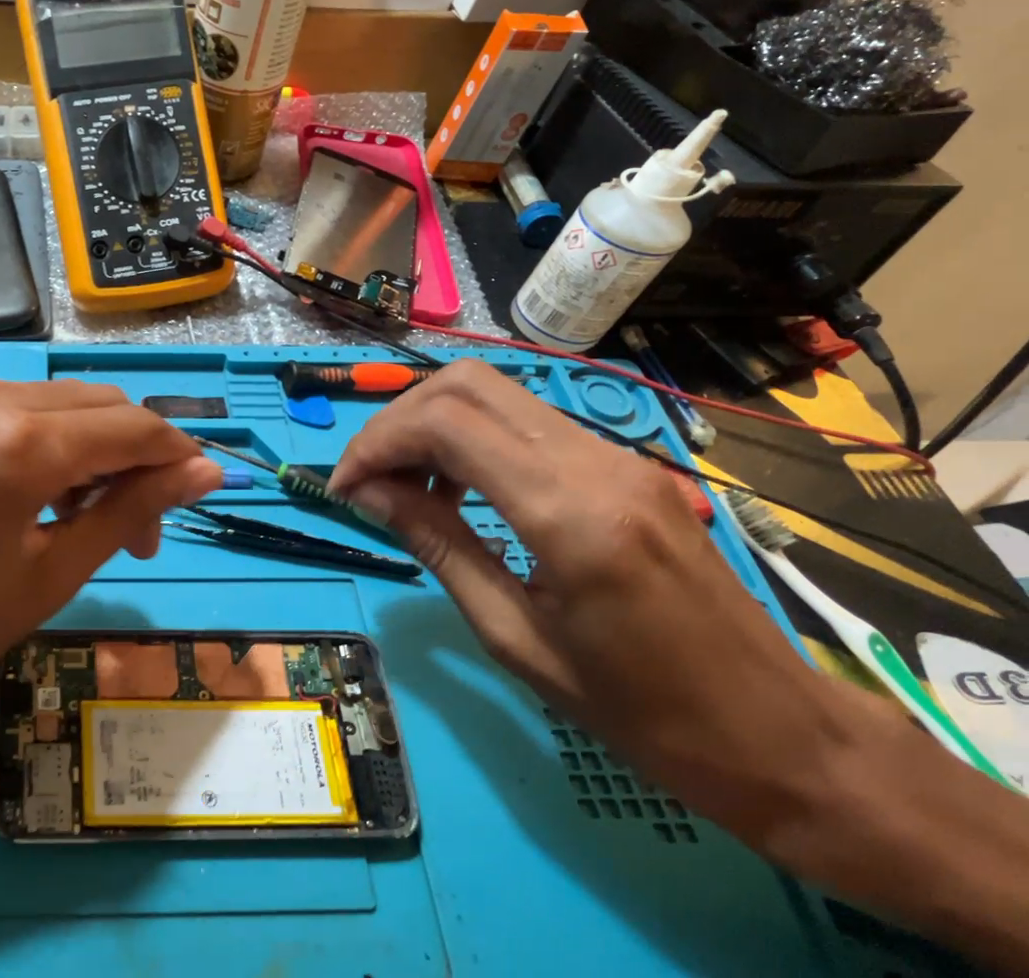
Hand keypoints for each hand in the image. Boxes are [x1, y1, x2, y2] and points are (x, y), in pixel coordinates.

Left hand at [0, 376, 220, 797]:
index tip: (199, 496)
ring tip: (89, 526)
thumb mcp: (49, 578)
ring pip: (53, 405)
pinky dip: (41, 447)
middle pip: (96, 405)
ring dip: (89, 452)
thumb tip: (204, 473)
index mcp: (18, 442)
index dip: (175, 459)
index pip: (131, 428)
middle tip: (138, 535)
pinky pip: (7, 414)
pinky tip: (38, 501)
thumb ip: (128, 513)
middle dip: (133, 459)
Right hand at [327, 361, 841, 837]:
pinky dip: (475, 441)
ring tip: (406, 491)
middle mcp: (598, 464)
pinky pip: (532, 425)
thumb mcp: (514, 637)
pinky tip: (461, 493)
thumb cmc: (636, 711)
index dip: (375, 444)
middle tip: (367, 481)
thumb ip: (439, 547)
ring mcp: (622, 458)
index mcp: (570, 515)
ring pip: (500, 394)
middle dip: (398, 421)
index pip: (447, 424)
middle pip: (469, 385)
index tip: (342, 489)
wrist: (773, 731)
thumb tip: (368, 494)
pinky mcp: (630, 468)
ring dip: (434, 427)